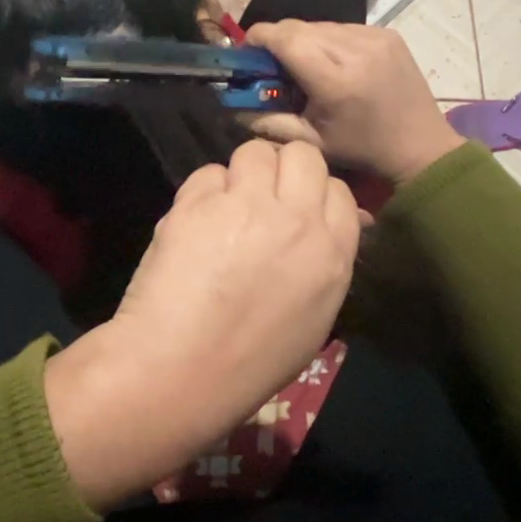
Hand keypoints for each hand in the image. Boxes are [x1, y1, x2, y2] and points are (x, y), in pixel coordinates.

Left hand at [44, 140, 360, 507]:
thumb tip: (317, 228)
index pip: (338, 189)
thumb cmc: (250, 363)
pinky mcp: (198, 203)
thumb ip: (321, 262)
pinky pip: (208, 173)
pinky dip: (204, 192)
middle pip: (302, 155)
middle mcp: (296, 219)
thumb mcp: (312, 319)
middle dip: (283, 168)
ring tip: (225, 206)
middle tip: (260, 195)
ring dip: (242, 172)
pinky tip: (194, 223)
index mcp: (332, 254)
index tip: (293, 209)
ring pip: (254, 151)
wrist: (182, 370)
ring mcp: (246, 206)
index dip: (313, 193)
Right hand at [243, 20, 464, 184]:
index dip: (259, 37)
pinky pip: (343, 27)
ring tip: (302, 64)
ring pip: (320, 25)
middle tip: (269, 63)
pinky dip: (328, 40)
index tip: (246, 48)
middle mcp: (356, 50)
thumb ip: (268, 122)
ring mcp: (376, 38)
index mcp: (335, 80)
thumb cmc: (362, 149)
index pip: (286, 39)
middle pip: (300, 27)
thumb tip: (233, 106)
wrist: (421, 146)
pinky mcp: (388, 33)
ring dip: (303, 39)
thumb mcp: (311, 143)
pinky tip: (331, 62)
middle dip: (278, 40)